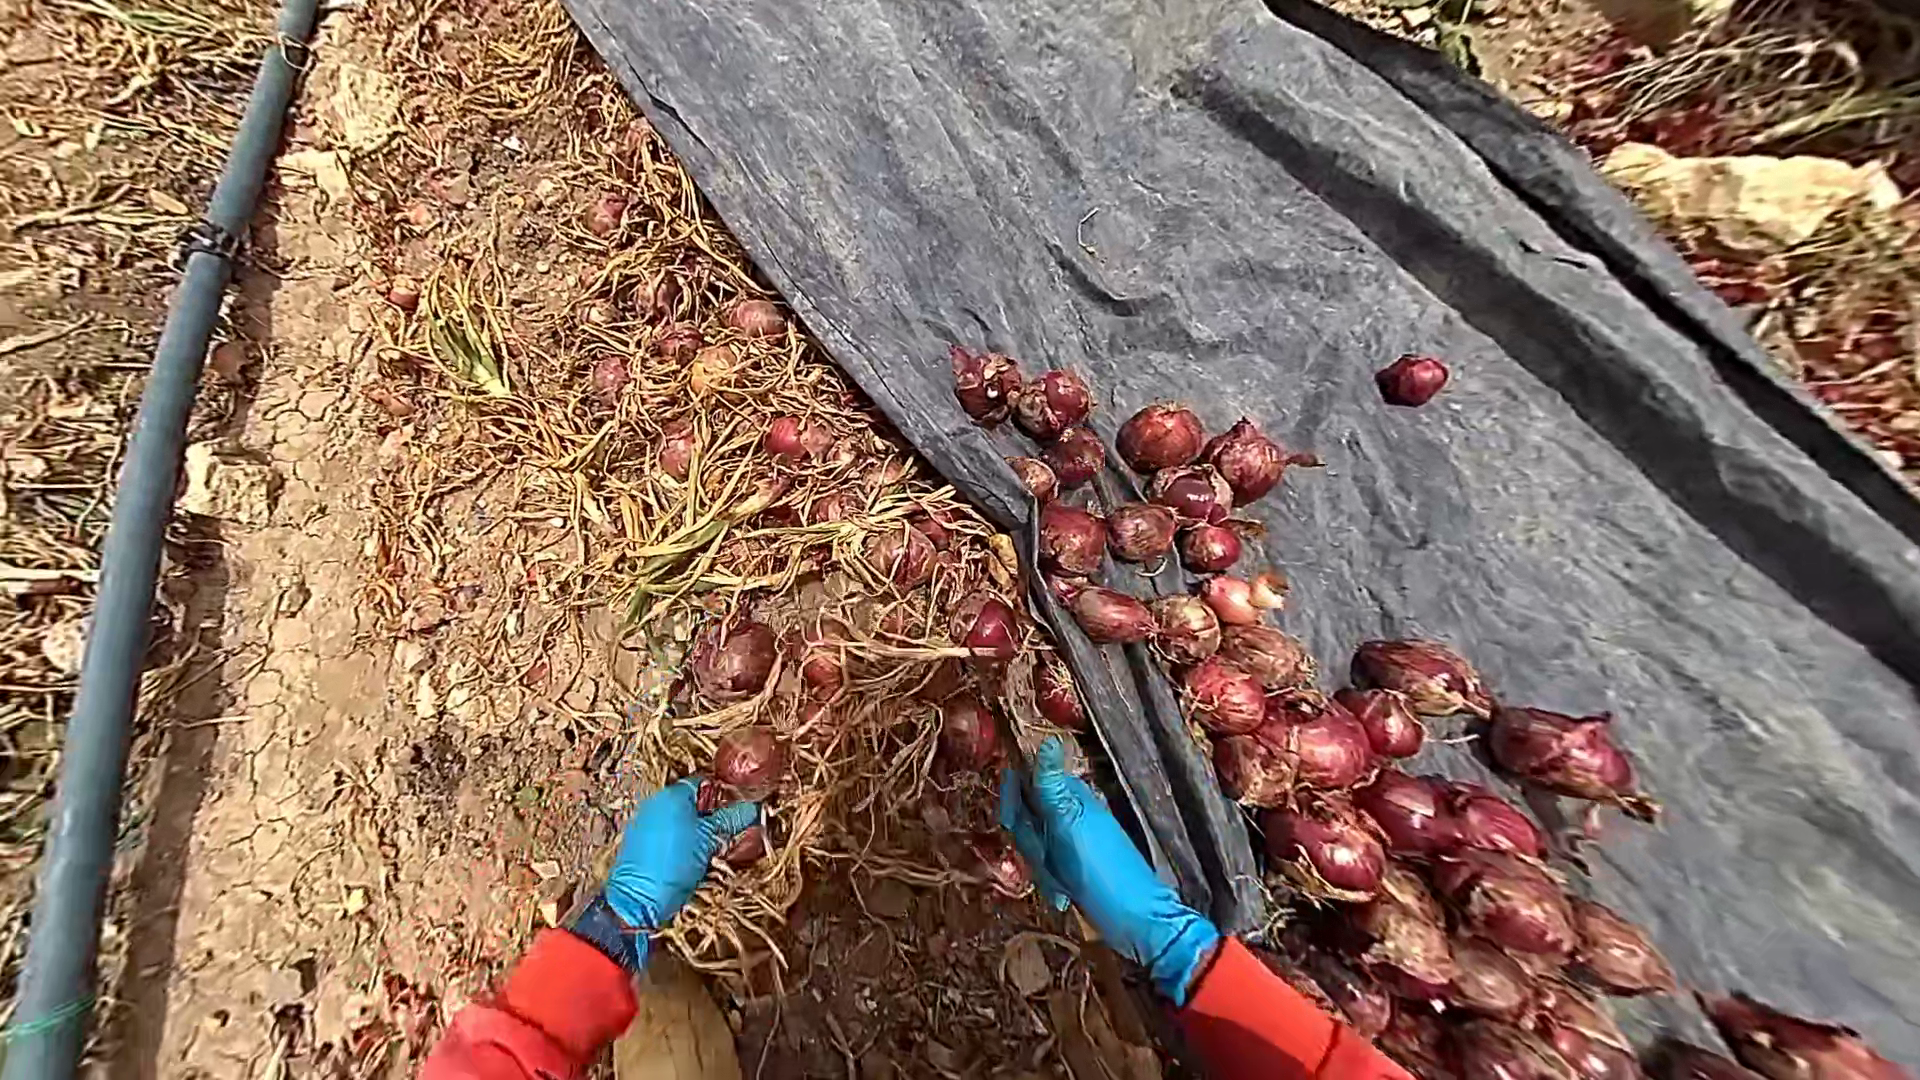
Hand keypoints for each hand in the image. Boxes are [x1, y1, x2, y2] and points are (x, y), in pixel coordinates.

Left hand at [603, 778, 758, 930]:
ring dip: (703, 832)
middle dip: (716, 816)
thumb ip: (733, 818)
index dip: (726, 792)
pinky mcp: (642, 848)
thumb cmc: (673, 863)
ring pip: (685, 821)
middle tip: (732, 829)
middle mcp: (657, 805)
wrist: (636, 904)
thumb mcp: (711, 838)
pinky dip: (687, 844)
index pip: (706, 781)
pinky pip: (673, 837)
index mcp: (672, 795)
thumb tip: (752, 807)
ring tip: (717, 848)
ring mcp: (647, 826)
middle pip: (696, 802)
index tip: (741, 805)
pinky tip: (698, 860)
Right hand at [1000, 737, 1220, 1004]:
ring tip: (1061, 884)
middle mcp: (1066, 810)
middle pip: (1022, 814)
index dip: (1013, 802)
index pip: (1022, 779)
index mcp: (1069, 793)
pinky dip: (1049, 881)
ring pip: (1030, 842)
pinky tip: (1064, 895)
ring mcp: (1068, 838)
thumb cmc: (1105, 872)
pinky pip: (1043, 864)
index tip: (1015, 825)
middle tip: (1048, 859)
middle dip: (1029, 843)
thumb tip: (1048, 738)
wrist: (1139, 924)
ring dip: (1040, 866)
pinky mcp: (1070, 863)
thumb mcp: (1070, 826)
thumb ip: (1051, 785)